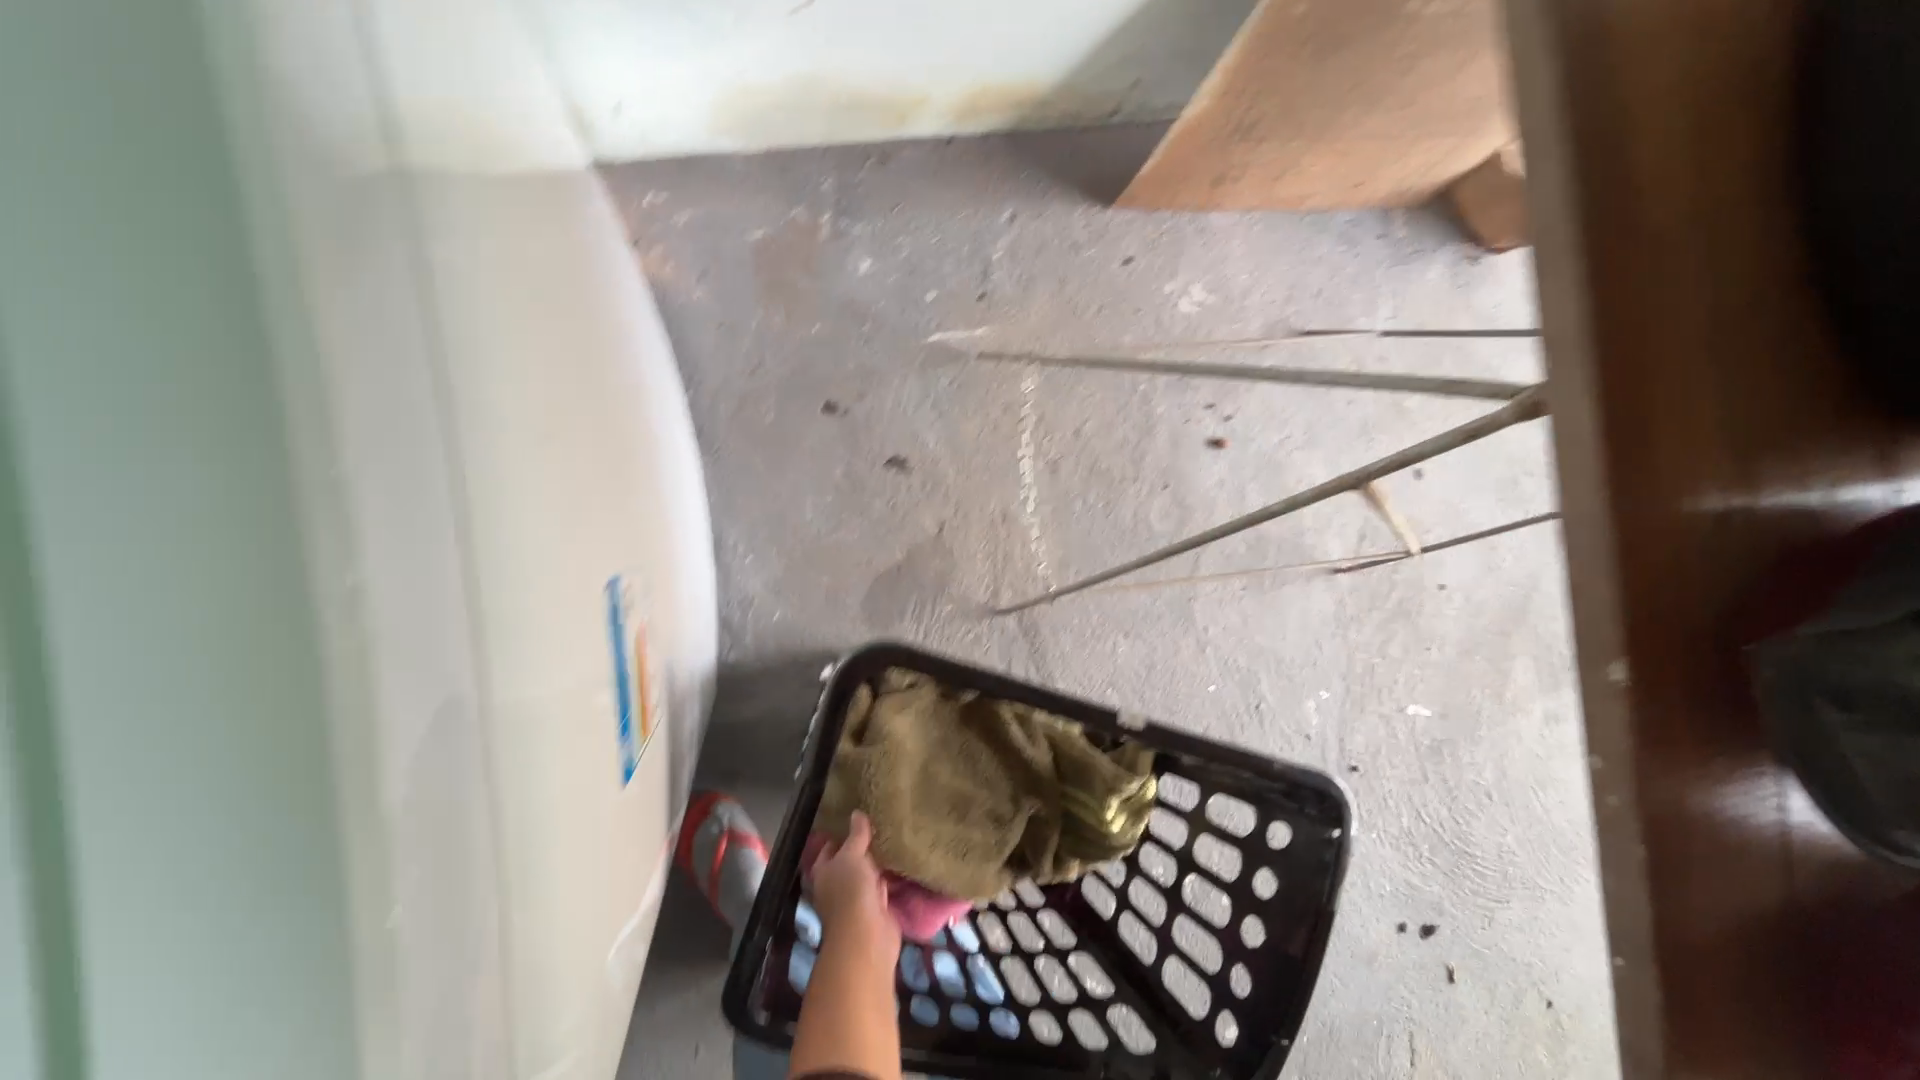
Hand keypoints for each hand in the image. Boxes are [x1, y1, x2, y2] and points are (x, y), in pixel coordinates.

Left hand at [810, 812, 900, 959]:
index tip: (858, 814)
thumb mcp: (851, 856)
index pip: (829, 846)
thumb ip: (855, 836)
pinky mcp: (877, 907)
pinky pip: (884, 885)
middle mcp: (838, 884)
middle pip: (850, 860)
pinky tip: (901, 859)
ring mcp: (857, 897)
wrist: (867, 936)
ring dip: (878, 861)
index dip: (840, 832)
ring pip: (868, 873)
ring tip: (893, 835)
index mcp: (824, 871)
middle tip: (880, 821)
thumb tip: (857, 813)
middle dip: (863, 845)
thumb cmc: (851, 891)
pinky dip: (891, 876)